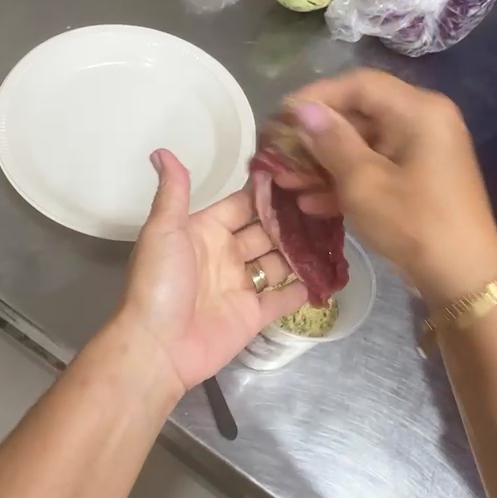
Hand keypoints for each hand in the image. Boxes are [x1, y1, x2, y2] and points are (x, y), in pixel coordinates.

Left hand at [112, 150, 309, 395]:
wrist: (158, 347)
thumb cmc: (159, 284)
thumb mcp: (162, 231)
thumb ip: (173, 192)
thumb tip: (162, 150)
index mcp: (204, 231)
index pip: (242, 205)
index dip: (269, 192)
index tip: (303, 173)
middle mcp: (224, 255)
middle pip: (265, 231)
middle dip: (293, 219)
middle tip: (330, 202)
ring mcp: (240, 286)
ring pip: (278, 262)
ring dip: (302, 250)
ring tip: (338, 233)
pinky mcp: (253, 315)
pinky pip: (282, 298)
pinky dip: (303, 288)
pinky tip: (330, 274)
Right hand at [280, 70, 496, 305]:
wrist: (462, 276)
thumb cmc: (413, 223)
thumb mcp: (364, 182)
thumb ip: (331, 142)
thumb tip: (302, 111)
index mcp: (418, 111)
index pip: (359, 85)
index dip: (317, 97)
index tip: (282, 117)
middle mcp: (422, 122)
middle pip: (360, 115)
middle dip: (316, 137)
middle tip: (278, 154)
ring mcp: (421, 152)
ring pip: (362, 145)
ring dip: (323, 163)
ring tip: (286, 182)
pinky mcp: (416, 178)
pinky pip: (374, 168)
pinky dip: (344, 181)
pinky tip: (310, 203)